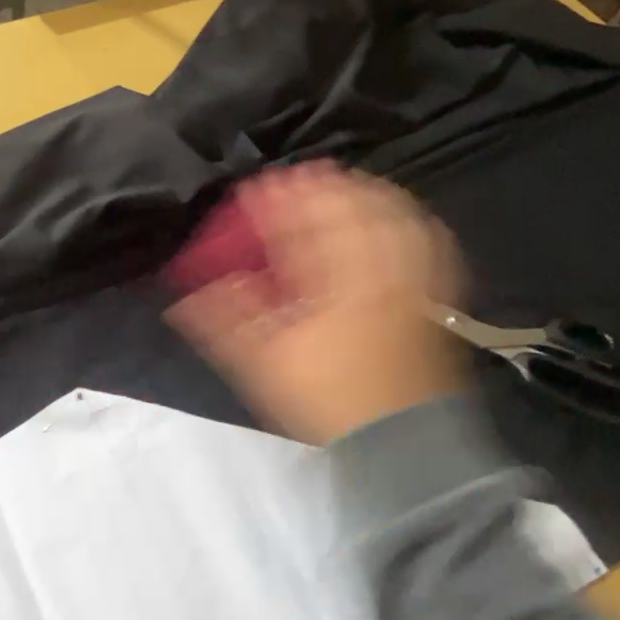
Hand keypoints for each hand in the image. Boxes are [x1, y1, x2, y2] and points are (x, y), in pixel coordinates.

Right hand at [166, 163, 464, 445]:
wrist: (401, 438)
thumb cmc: (327, 399)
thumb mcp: (264, 364)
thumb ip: (225, 323)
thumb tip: (184, 297)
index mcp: (334, 282)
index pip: (299, 225)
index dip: (275, 202)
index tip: (254, 189)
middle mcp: (378, 269)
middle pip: (350, 208)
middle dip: (318, 187)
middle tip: (294, 181)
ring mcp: (413, 278)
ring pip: (390, 215)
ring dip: (359, 194)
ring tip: (336, 187)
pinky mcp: (435, 292)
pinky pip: (423, 237)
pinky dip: (401, 216)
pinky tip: (390, 215)